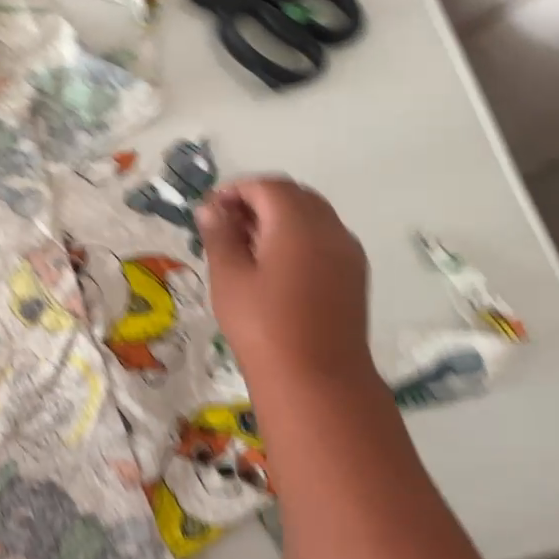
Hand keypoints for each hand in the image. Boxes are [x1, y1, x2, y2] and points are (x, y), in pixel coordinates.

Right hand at [196, 177, 373, 383]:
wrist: (315, 372)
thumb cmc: (260, 322)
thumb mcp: (228, 277)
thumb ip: (220, 236)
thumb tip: (211, 208)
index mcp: (298, 225)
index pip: (269, 187)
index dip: (235, 190)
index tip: (206, 210)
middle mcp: (330, 230)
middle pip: (295, 197)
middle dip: (256, 201)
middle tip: (220, 226)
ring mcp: (347, 252)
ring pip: (311, 216)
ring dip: (275, 219)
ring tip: (240, 247)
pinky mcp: (351, 273)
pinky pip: (321, 238)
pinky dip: (293, 237)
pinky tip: (268, 266)